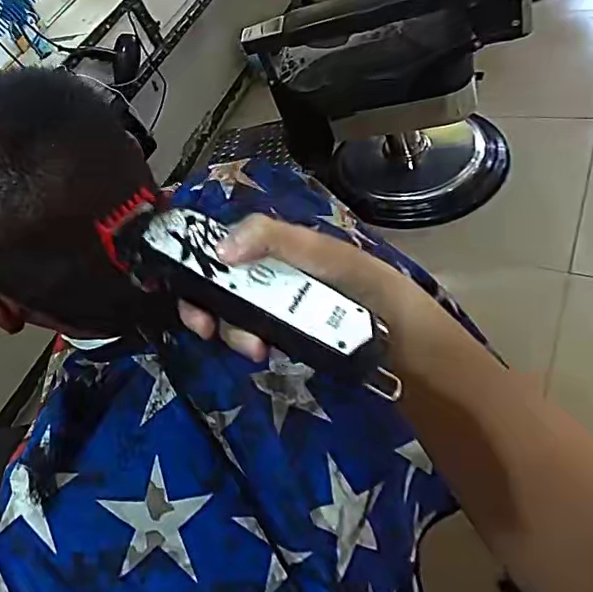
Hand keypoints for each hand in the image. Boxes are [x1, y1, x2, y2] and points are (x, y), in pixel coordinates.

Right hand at [175, 214, 457, 360]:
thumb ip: (273, 239)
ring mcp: (280, 309)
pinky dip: (248, 345)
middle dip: (205, 305)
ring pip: (234, 315)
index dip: (199, 261)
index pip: (227, 246)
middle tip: (204, 326)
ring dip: (230, 331)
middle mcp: (274, 276)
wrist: (408, 343)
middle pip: (222, 285)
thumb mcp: (322, 253)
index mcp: (280, 246)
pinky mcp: (287, 340)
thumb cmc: (367, 287)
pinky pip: (254, 338)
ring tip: (253, 347)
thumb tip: (219, 248)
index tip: (184, 283)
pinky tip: (263, 352)